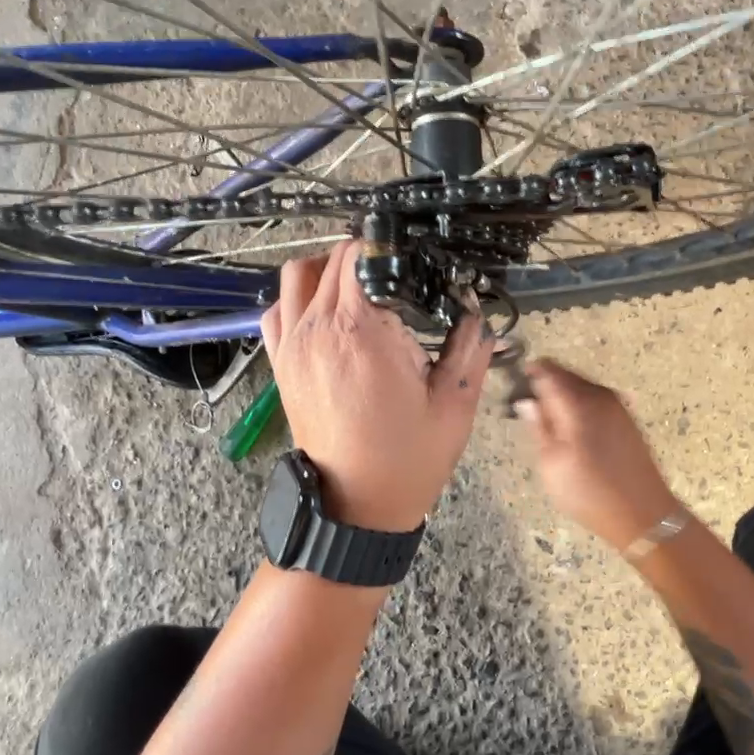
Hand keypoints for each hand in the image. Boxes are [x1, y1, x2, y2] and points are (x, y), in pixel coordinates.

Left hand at [260, 241, 491, 532]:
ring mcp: (293, 345)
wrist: (354, 507)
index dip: (393, 247)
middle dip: (369, 254)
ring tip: (361, 285)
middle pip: (336, 258)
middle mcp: (319, 328)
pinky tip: (323, 311)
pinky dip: (296, 298)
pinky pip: (275, 309)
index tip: (416, 260)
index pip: (366, 253)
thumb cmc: (405, 460)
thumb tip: (478, 313)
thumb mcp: (455, 405)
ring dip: (329, 267)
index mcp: (363, 330)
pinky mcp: (281, 364)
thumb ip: (470, 348)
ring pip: (299, 274)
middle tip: (399, 274)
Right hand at [518, 360, 681, 550]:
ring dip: (565, 391)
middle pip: (568, 374)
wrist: (642, 513)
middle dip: (548, 381)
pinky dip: (581, 402)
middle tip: (531, 398)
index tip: (520, 376)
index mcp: (577, 404)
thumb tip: (526, 402)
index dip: (533, 370)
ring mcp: (617, 406)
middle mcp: (599, 396)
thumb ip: (539, 427)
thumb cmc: (590, 493)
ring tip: (550, 412)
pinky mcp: (627, 418)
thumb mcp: (552, 464)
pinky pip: (597, 397)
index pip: (550, 372)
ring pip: (583, 385)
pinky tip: (574, 422)